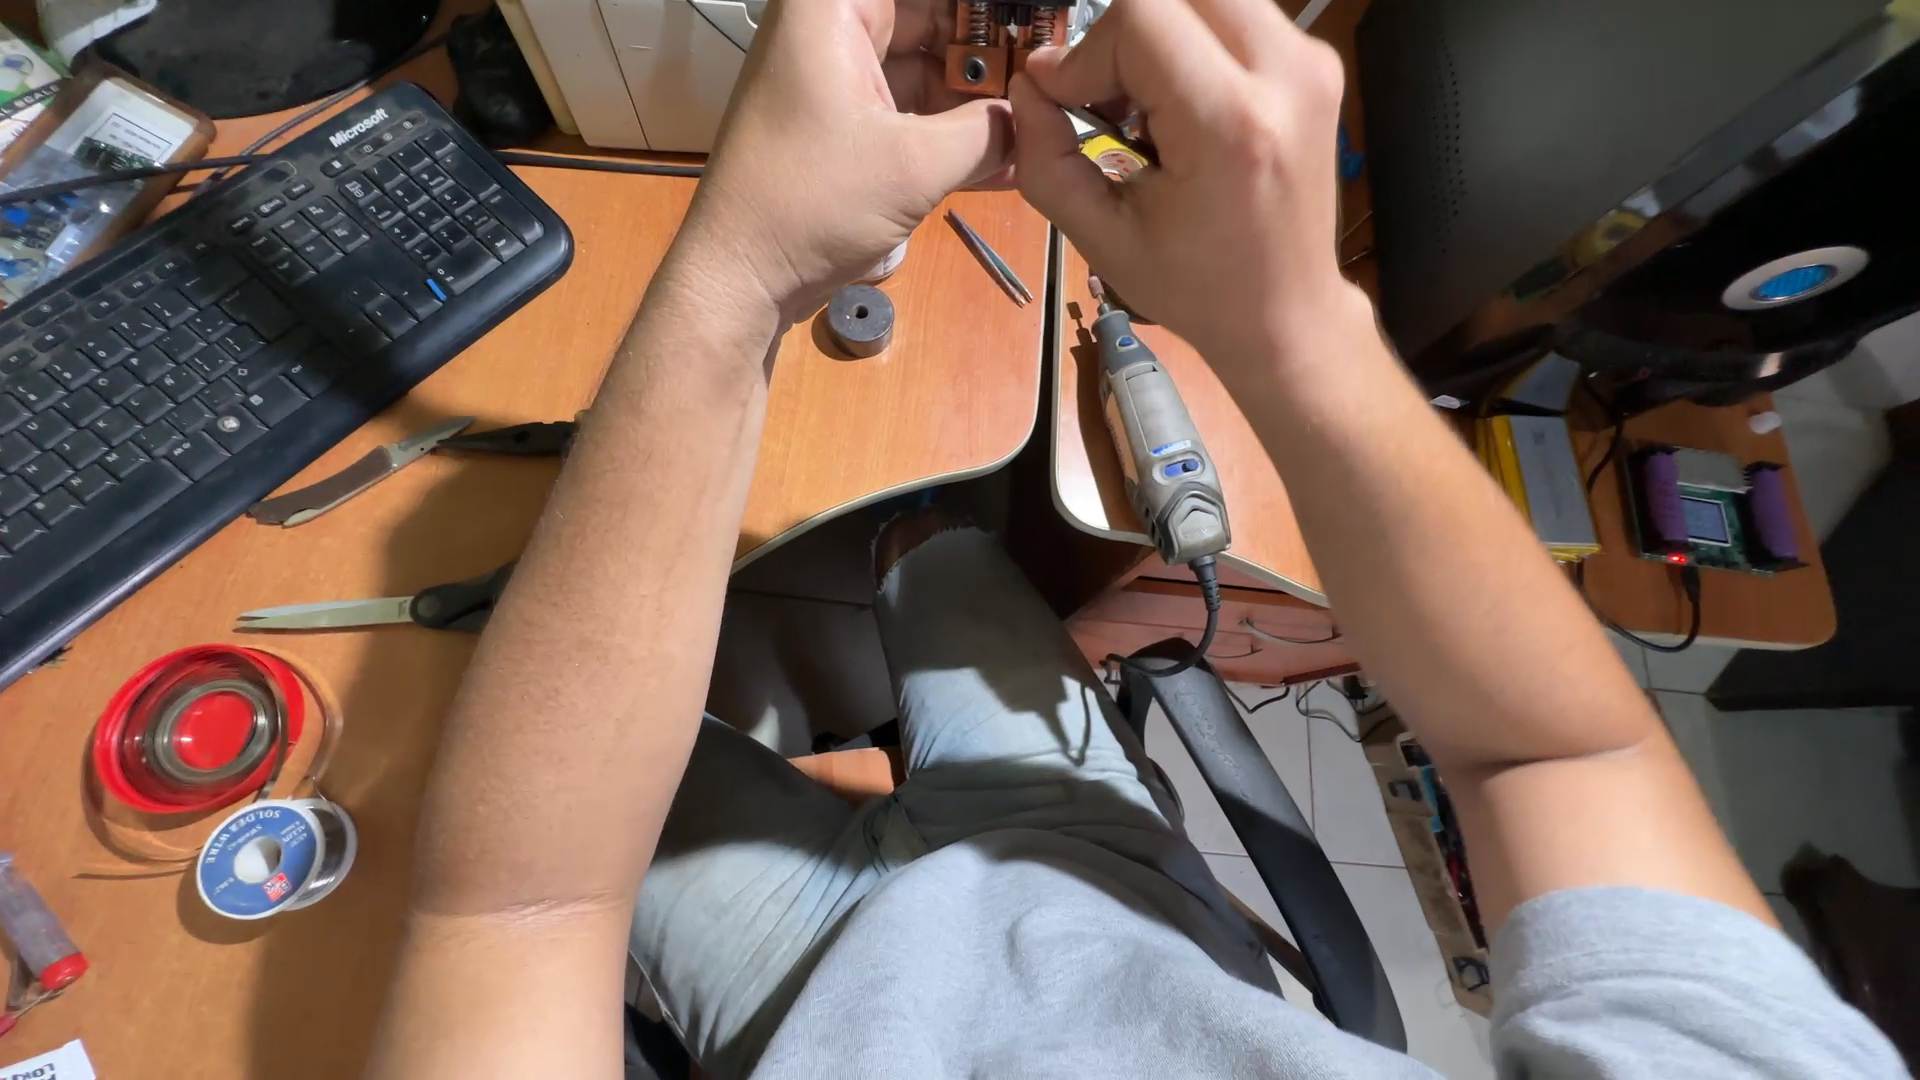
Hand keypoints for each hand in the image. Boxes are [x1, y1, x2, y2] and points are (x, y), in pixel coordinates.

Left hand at [677, 0, 1014, 323]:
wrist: (745, 276)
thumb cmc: (813, 205)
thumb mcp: (914, 166)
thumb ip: (985, 133)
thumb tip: (1030, 120)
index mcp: (836, 6)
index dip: (989, 12)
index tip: (1038, 26)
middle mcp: (835, 32)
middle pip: (933, 22)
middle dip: (990, 57)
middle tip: (1045, 84)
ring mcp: (841, 86)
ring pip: (927, 76)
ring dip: (979, 105)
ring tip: (1037, 126)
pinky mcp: (847, 135)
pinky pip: (912, 121)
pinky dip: (952, 140)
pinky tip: (1004, 161)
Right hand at [1010, 0, 1362, 390]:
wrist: (1283, 312)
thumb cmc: (1194, 290)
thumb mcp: (1104, 243)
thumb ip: (1049, 165)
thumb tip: (1030, 89)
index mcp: (1230, 129)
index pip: (1142, 17)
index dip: (1085, 54)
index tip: (1066, 105)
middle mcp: (1286, 73)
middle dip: (1120, 36)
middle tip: (1104, 103)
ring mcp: (1311, 60)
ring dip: (1155, 37)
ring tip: (1140, 111)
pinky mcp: (1315, 61)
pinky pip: (1233, 16)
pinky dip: (1189, 46)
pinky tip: (1177, 111)